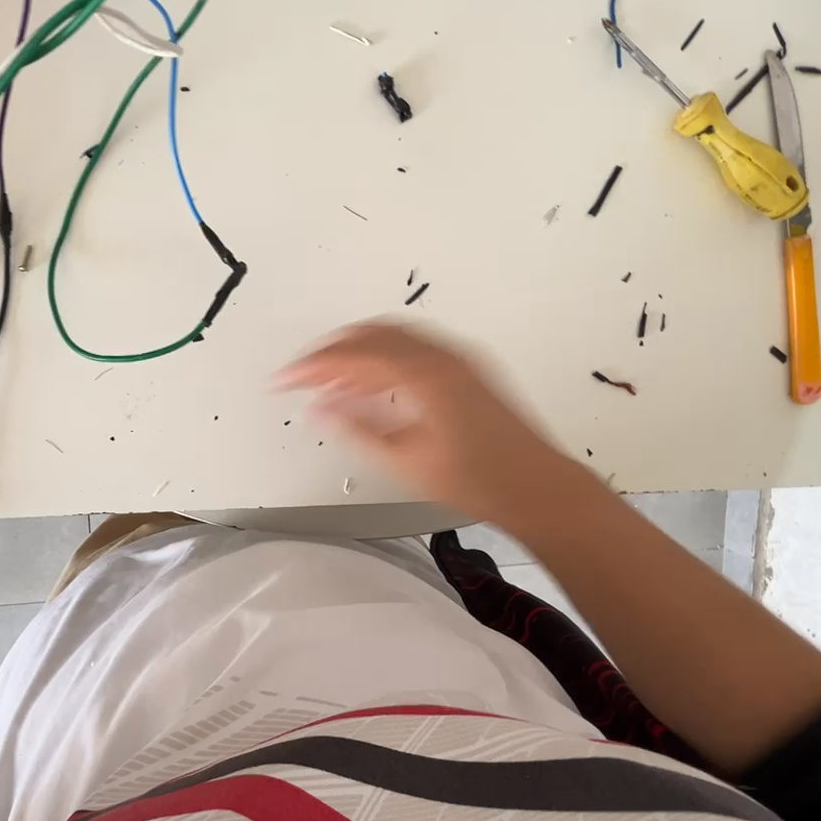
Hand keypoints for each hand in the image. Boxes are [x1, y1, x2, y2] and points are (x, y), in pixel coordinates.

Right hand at [277, 322, 573, 522]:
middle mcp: (442, 356)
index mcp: (423, 372)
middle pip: (373, 334)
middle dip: (331, 351)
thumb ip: (358, 427)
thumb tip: (322, 407)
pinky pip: (414, 348)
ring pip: (394, 337)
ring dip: (357, 352)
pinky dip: (383, 358)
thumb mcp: (405, 459)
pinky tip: (372, 385)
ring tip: (330, 381)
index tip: (285, 379)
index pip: (354, 354)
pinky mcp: (467, 371)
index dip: (312, 365)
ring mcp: (458, 360)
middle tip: (303, 376)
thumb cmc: (478, 478)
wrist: (535, 486)